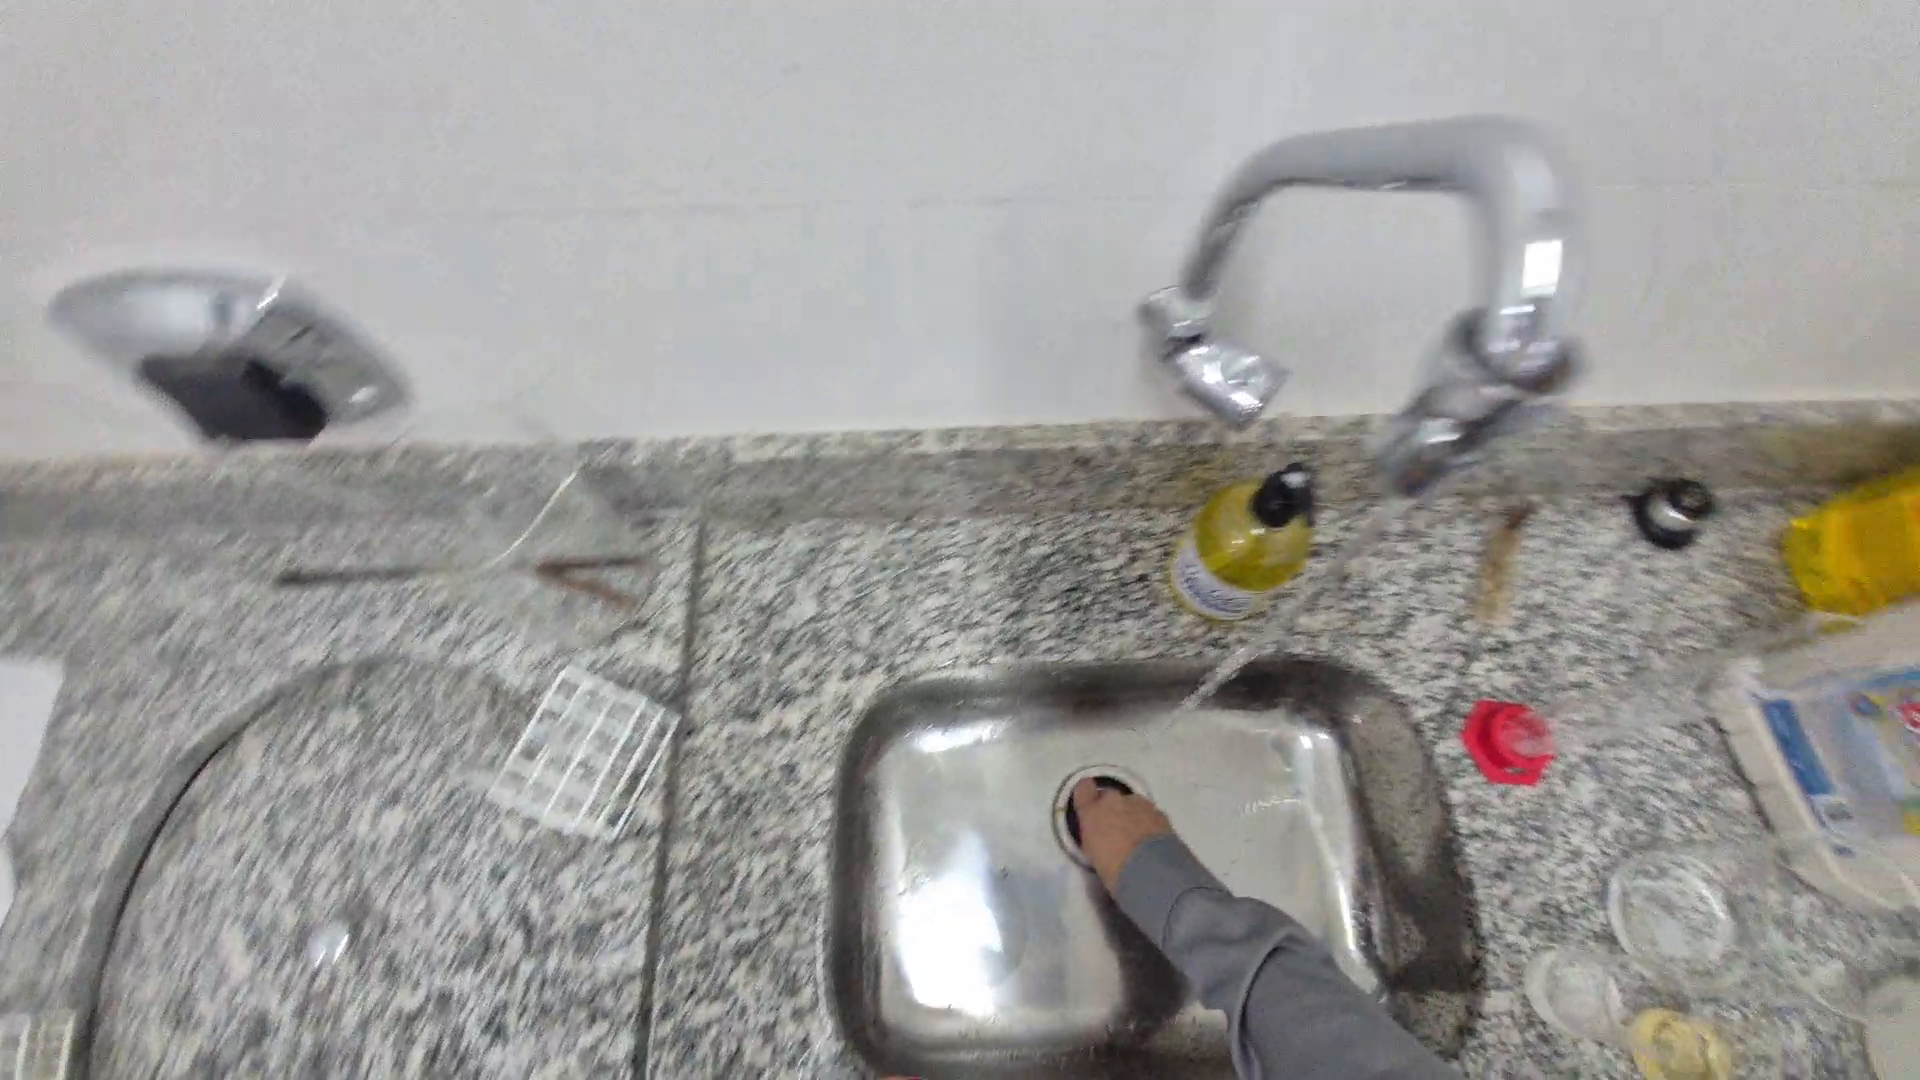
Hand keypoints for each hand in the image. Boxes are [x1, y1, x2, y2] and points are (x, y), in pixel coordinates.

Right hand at [1071, 778, 1173, 892]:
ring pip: (1131, 803)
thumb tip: (1100, 835)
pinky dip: (1150, 822)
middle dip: (1112, 809)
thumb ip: (1094, 834)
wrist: (1152, 871)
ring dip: (1132, 815)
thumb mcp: (1093, 853)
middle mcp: (1112, 800)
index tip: (1091, 807)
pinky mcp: (1159, 811)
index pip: (1083, 789)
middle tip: (1116, 831)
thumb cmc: (1114, 869)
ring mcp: (1138, 803)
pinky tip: (1152, 842)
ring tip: (1137, 839)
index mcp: (1091, 811)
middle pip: (1109, 796)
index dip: (1087, 796)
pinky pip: (1150, 813)